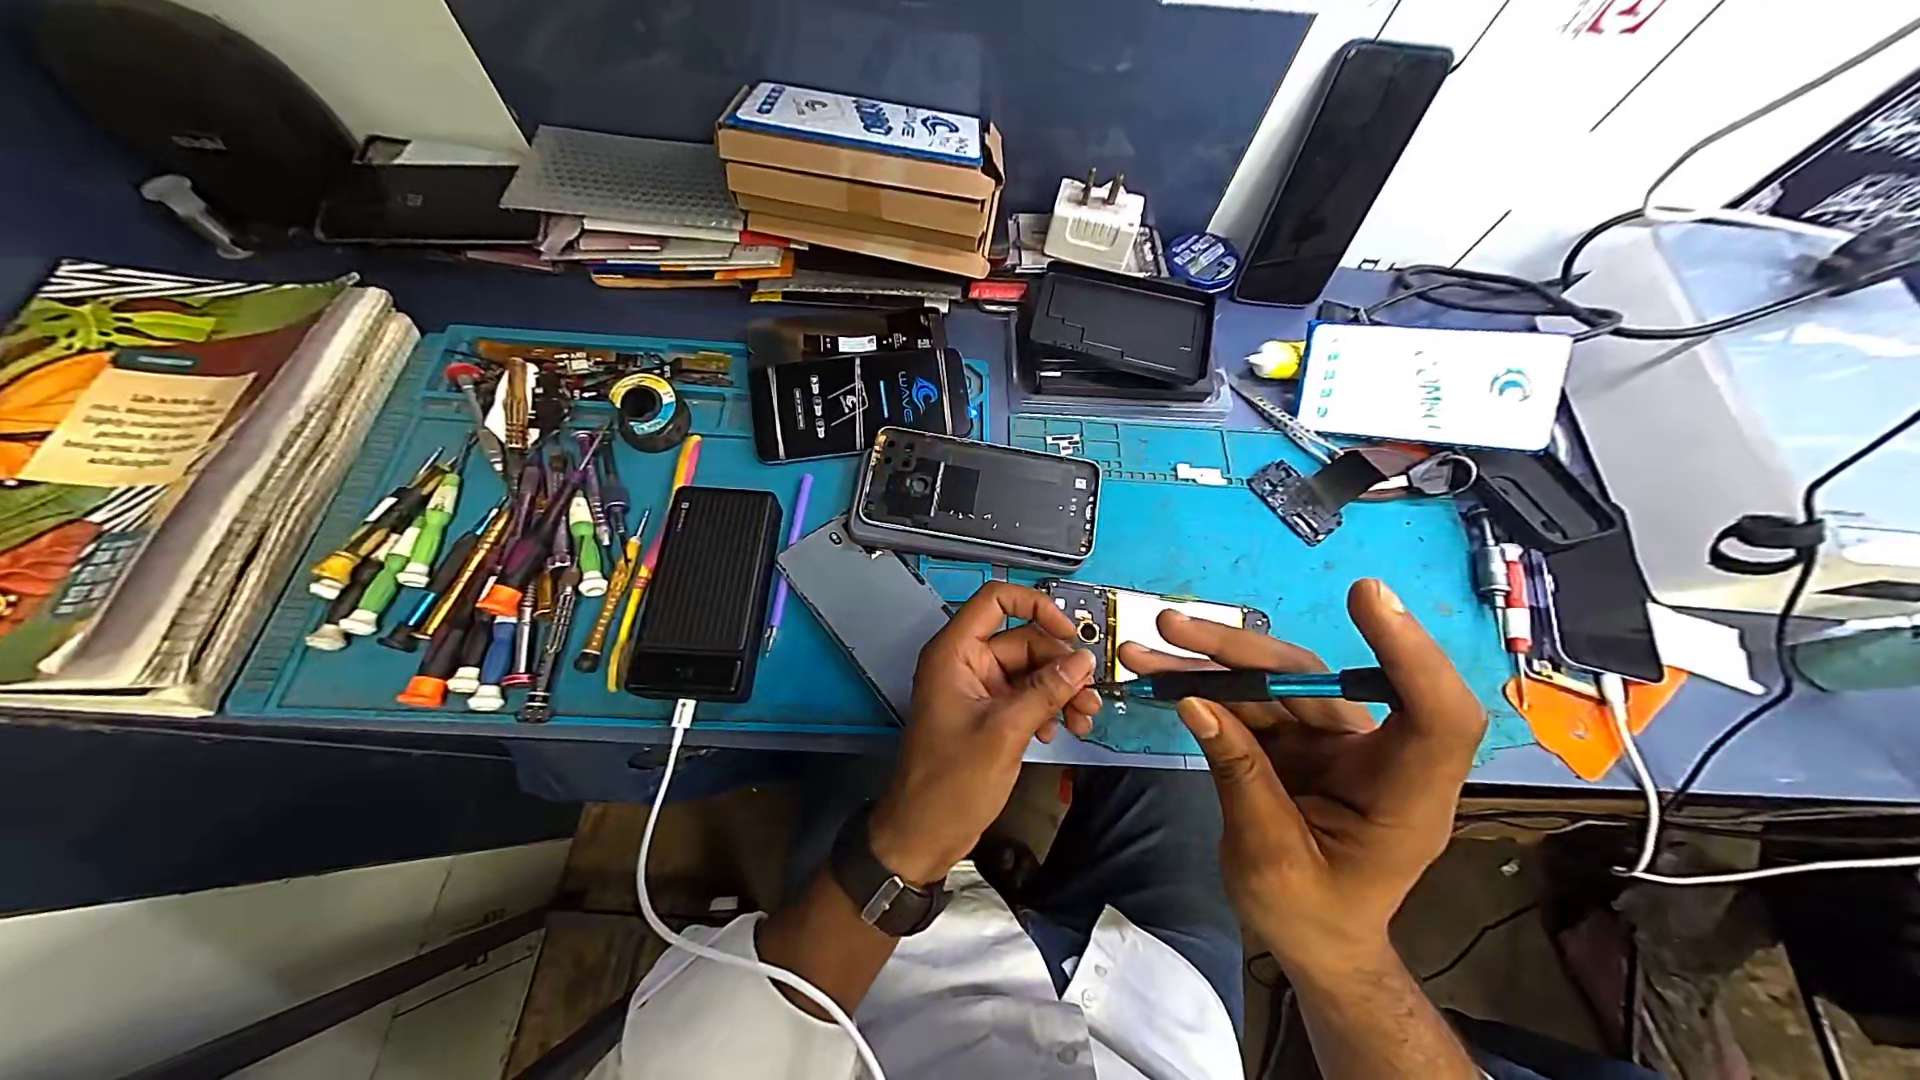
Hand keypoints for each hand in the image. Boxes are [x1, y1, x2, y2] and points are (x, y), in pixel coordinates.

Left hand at [870, 583, 1100, 883]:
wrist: (924, 833)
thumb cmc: (949, 784)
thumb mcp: (1005, 732)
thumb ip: (1046, 691)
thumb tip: (1082, 661)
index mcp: (954, 653)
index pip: (996, 599)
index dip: (1036, 605)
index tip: (1069, 633)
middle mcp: (965, 662)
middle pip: (1023, 640)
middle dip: (1060, 665)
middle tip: (1088, 694)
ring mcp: (977, 688)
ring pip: (1030, 669)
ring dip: (1060, 689)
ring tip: (1083, 717)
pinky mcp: (988, 712)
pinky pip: (1026, 694)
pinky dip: (1047, 706)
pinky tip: (1060, 729)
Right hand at [1117, 579, 1484, 982]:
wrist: (1313, 942)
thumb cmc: (1311, 917)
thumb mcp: (1270, 858)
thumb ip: (1238, 776)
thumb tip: (1195, 704)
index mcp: (1404, 796)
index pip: (1434, 715)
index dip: (1409, 654)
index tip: (1366, 598)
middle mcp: (1372, 753)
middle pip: (1315, 681)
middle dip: (1242, 651)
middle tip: (1174, 627)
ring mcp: (1330, 742)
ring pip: (1272, 682)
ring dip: (1209, 662)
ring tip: (1150, 645)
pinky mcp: (1295, 739)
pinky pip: (1250, 701)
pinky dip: (1206, 688)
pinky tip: (1163, 674)